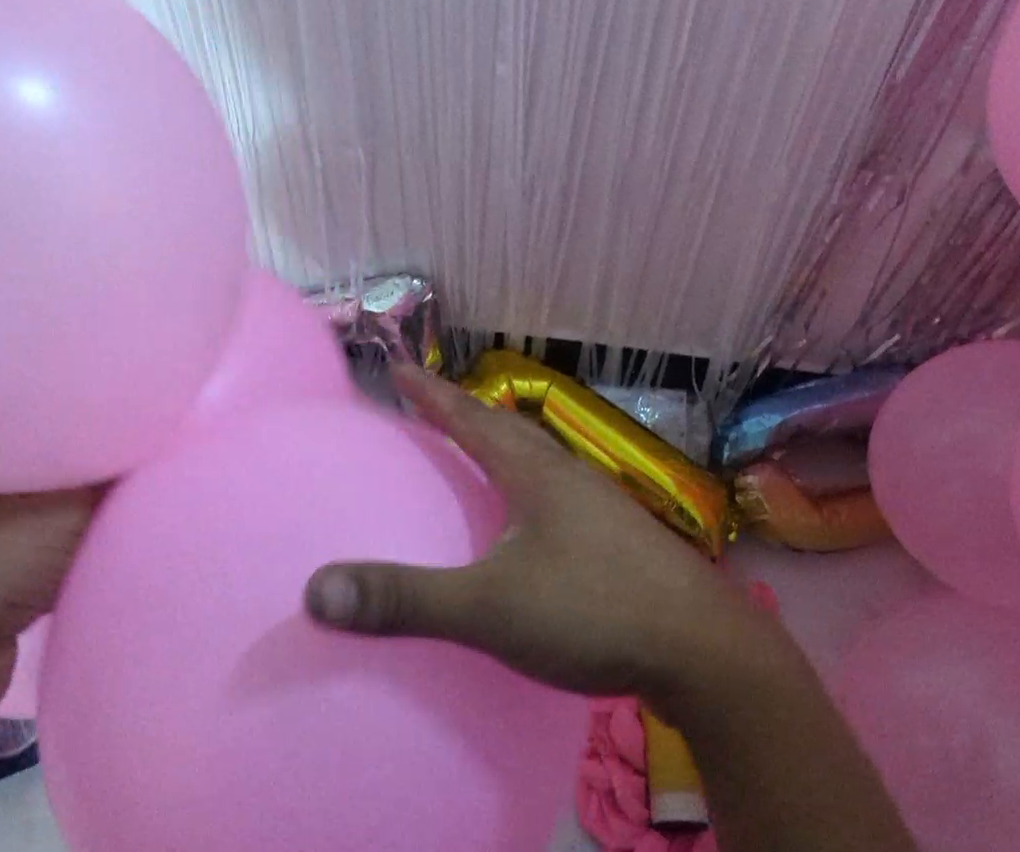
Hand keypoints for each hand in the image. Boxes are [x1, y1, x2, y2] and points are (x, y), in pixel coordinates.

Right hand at [304, 364, 775, 711]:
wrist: (703, 650)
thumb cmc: (593, 612)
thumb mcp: (490, 608)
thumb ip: (406, 600)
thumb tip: (316, 590)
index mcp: (536, 473)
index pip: (472, 418)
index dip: (432, 394)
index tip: (400, 369)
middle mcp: (570, 477)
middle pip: (509, 431)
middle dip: (466, 415)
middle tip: (430, 408)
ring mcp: (602, 508)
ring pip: (540, 463)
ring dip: (503, 451)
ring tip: (476, 458)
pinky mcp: (621, 542)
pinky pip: (560, 498)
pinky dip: (529, 493)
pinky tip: (528, 528)